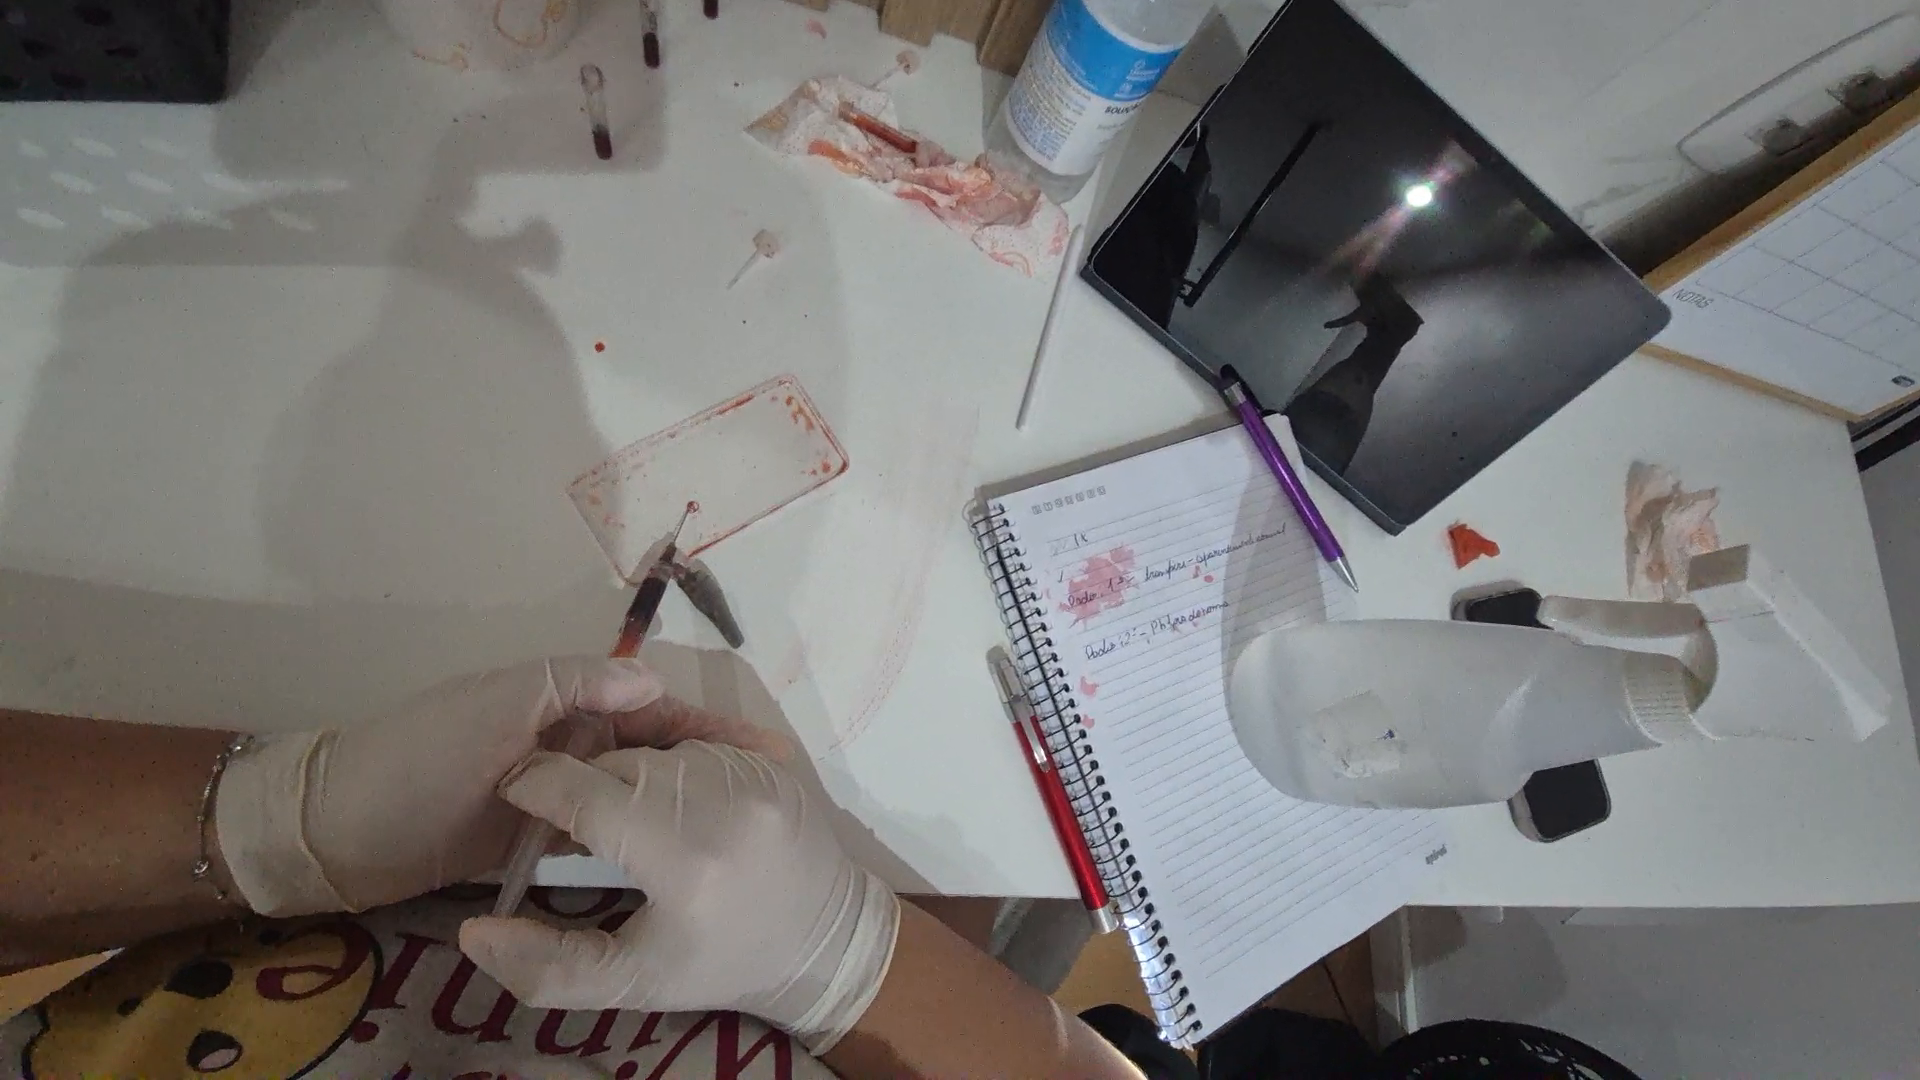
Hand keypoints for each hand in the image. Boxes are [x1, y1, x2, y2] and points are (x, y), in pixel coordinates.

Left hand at [214, 657, 780, 915]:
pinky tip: (680, 855)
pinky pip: (606, 828)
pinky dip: (642, 834)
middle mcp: (574, 740)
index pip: (659, 708)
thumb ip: (574, 685)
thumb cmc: (421, 757)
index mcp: (569, 700)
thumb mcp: (497, 705)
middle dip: (713, 769)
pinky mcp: (543, 835)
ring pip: (637, 791)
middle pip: (659, 751)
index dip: (712, 729)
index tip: (766, 755)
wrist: (332, 833)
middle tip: (768, 802)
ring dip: (685, 802)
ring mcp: (561, 790)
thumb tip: (655, 681)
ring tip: (739, 830)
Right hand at [456, 742, 899, 1054]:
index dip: (537, 785)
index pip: (586, 792)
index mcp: (683, 855)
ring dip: (630, 772)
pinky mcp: (774, 757)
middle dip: (583, 782)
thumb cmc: (724, 961)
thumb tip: (475, 927)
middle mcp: (722, 798)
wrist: (824, 933)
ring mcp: (755, 770)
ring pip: (659, 748)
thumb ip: (546, 966)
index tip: (517, 793)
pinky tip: (673, 797)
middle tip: (571, 816)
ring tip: (625, 812)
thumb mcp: (633, 981)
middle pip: (620, 764)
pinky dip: (675, 762)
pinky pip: (702, 742)